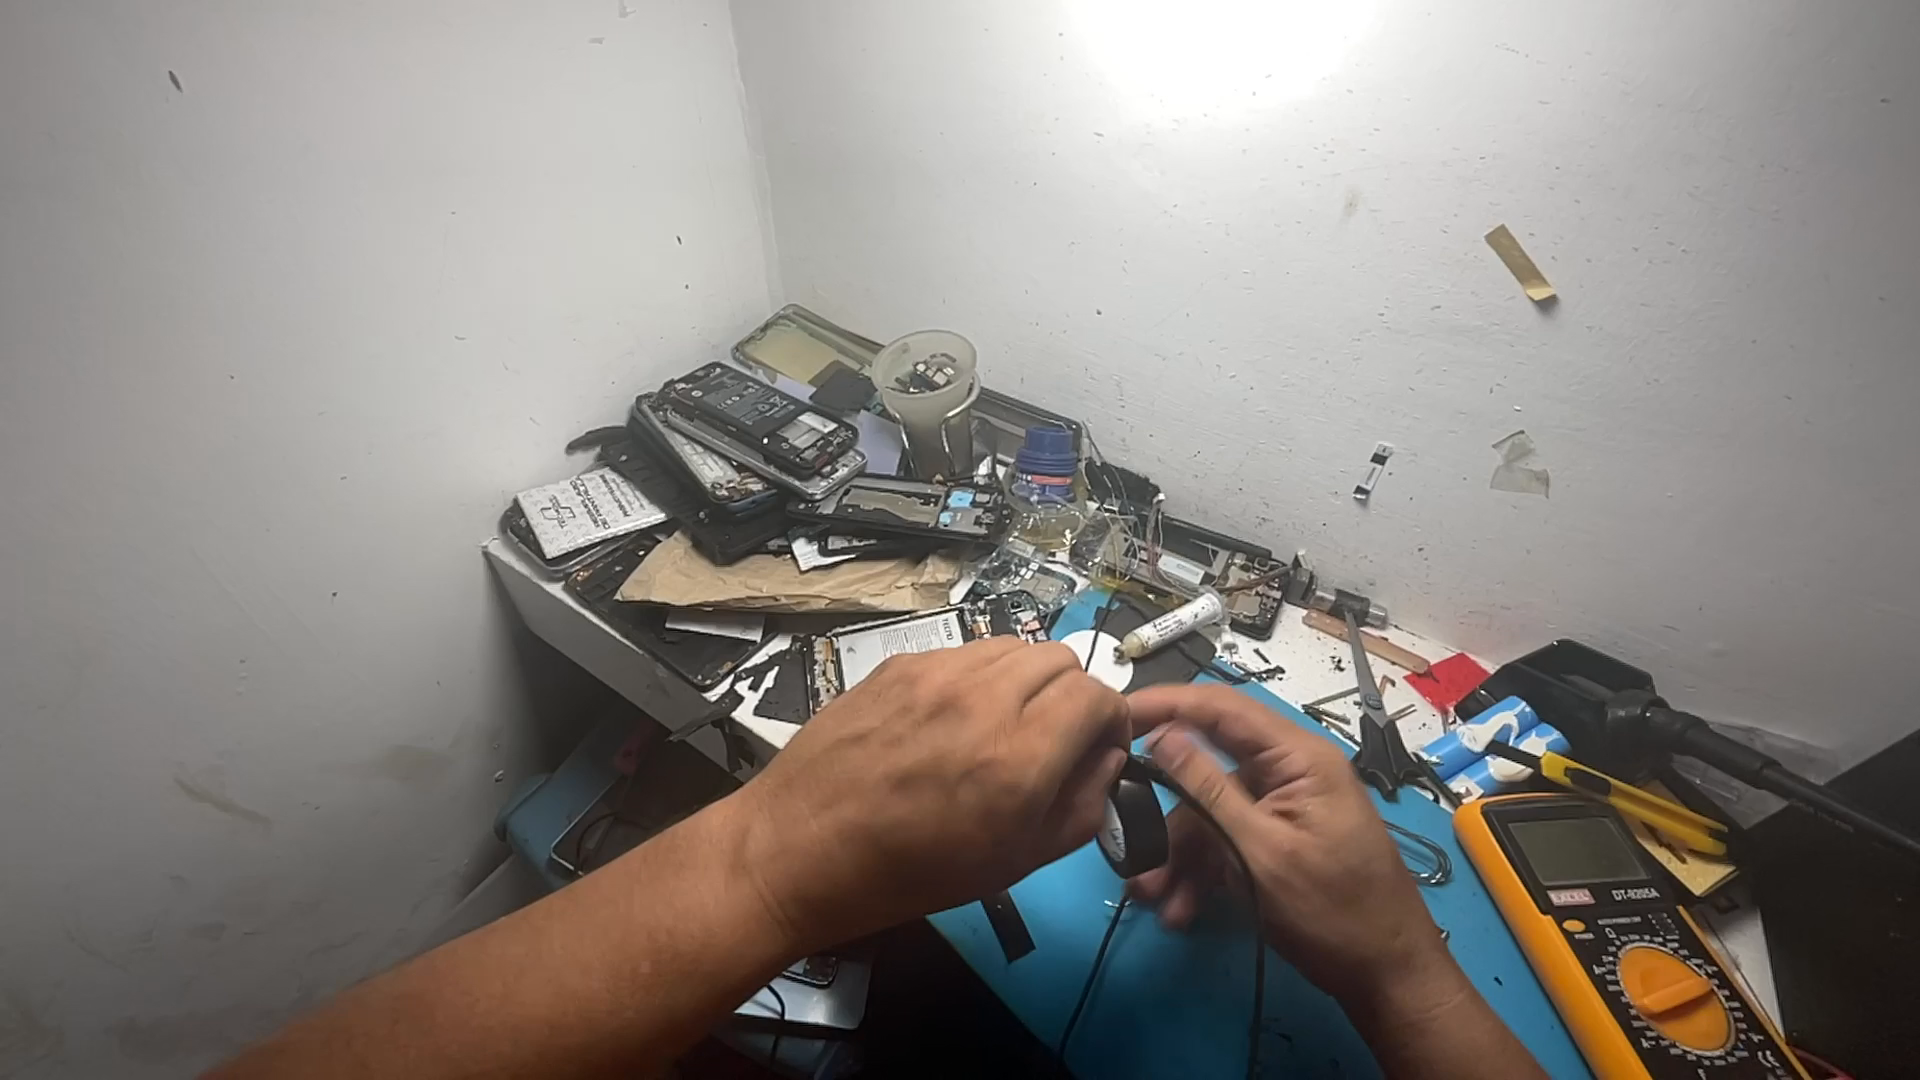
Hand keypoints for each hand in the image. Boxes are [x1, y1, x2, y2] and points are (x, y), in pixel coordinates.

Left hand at [732, 638, 1130, 952]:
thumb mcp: (1015, 862)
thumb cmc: (910, 872)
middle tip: (1052, 736)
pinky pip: (964, 652)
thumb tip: (1105, 757)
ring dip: (1027, 680)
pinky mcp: (901, 662)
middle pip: (1062, 659)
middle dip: (1072, 696)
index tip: (1096, 745)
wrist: (801, 846)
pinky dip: (979, 676)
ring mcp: (936, 672)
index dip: (1110, 721)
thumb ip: (1082, 805)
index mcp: (1017, 756)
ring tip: (1002, 722)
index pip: (1098, 695)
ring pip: (1014, 646)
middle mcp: (981, 698)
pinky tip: (952, 716)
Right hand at [1124, 684, 1446, 1003]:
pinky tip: (1181, 906)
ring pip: (1208, 805)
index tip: (1117, 716)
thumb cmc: (1335, 914)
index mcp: (1296, 756)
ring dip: (1179, 849)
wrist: (1391, 984)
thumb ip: (1207, 788)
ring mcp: (1280, 801)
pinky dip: (1200, 865)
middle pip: (1206, 759)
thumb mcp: (1261, 851)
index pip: (1219, 706)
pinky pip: (1224, 832)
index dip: (1164, 704)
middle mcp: (1287, 768)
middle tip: (1122, 814)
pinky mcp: (1274, 832)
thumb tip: (1162, 733)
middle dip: (1165, 800)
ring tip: (1153, 893)